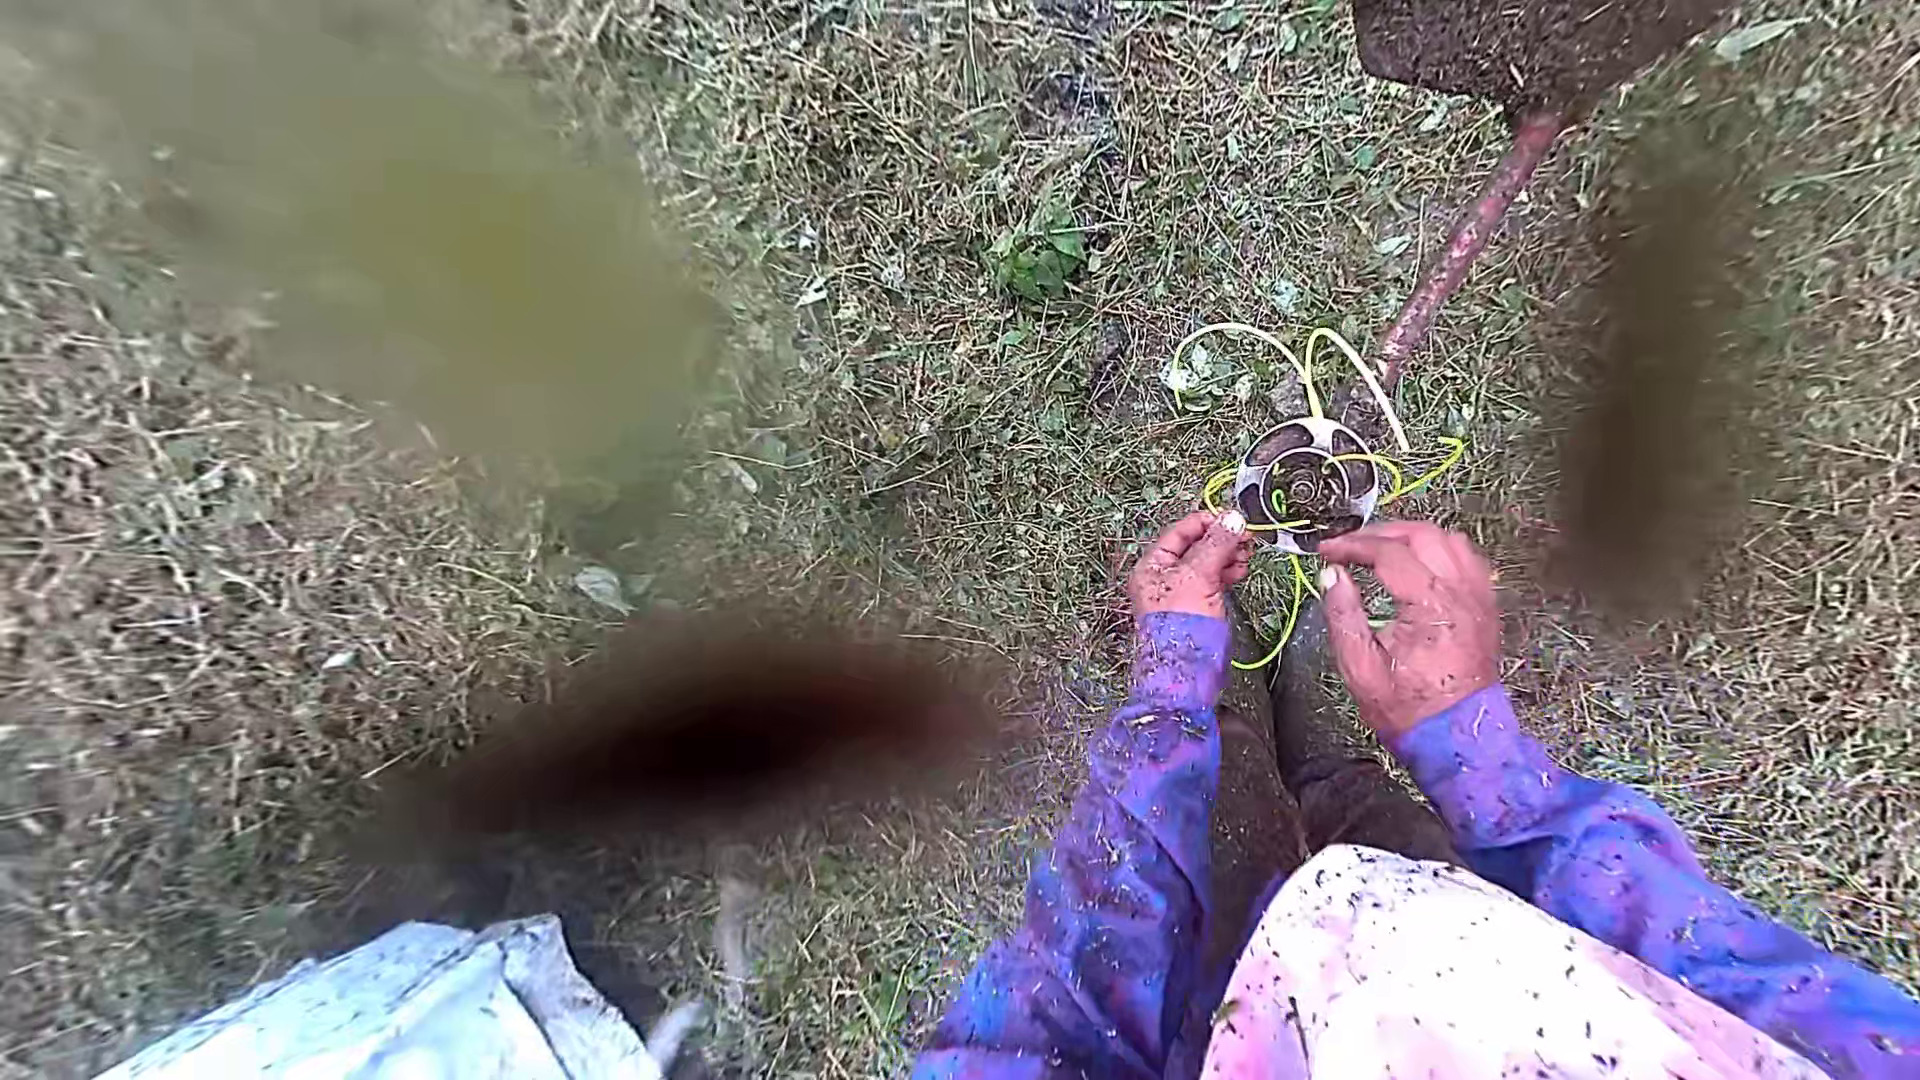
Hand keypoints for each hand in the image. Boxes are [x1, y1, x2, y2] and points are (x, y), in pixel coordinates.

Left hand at [1126, 511, 1251, 620]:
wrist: (1187, 668)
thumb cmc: (1180, 625)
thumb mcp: (1196, 577)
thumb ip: (1215, 545)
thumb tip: (1232, 519)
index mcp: (1152, 565)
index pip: (1179, 532)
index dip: (1205, 522)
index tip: (1232, 519)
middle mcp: (1164, 575)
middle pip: (1195, 545)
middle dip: (1221, 538)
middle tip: (1245, 536)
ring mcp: (1182, 588)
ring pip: (1208, 560)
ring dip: (1228, 553)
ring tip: (1245, 553)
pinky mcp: (1199, 601)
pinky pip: (1214, 576)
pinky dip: (1229, 569)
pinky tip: (1241, 567)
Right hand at [1316, 522, 1499, 740]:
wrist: (1455, 737)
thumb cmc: (1404, 704)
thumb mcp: (1358, 663)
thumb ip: (1342, 612)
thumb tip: (1331, 573)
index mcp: (1432, 607)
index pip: (1389, 553)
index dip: (1351, 546)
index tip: (1325, 551)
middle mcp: (1463, 595)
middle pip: (1424, 534)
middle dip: (1379, 532)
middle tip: (1347, 545)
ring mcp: (1480, 599)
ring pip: (1449, 540)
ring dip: (1409, 536)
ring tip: (1376, 549)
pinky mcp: (1485, 606)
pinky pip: (1467, 559)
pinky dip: (1436, 550)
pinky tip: (1413, 563)